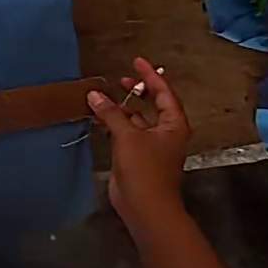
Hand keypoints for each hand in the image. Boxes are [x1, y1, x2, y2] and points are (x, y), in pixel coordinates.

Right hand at [86, 58, 192, 230]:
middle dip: (137, 92)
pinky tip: (98, 117)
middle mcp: (164, 133)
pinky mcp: (134, 157)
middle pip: (152, 105)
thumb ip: (110, 113)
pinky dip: (113, 123)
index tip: (137, 61)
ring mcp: (150, 146)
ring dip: (121, 109)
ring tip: (102, 97)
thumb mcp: (127, 136)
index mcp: (173, 125)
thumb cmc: (144, 168)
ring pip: (136, 120)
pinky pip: (124, 133)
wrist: (144, 206)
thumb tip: (94, 94)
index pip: (163, 93)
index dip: (150, 76)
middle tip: (121, 80)